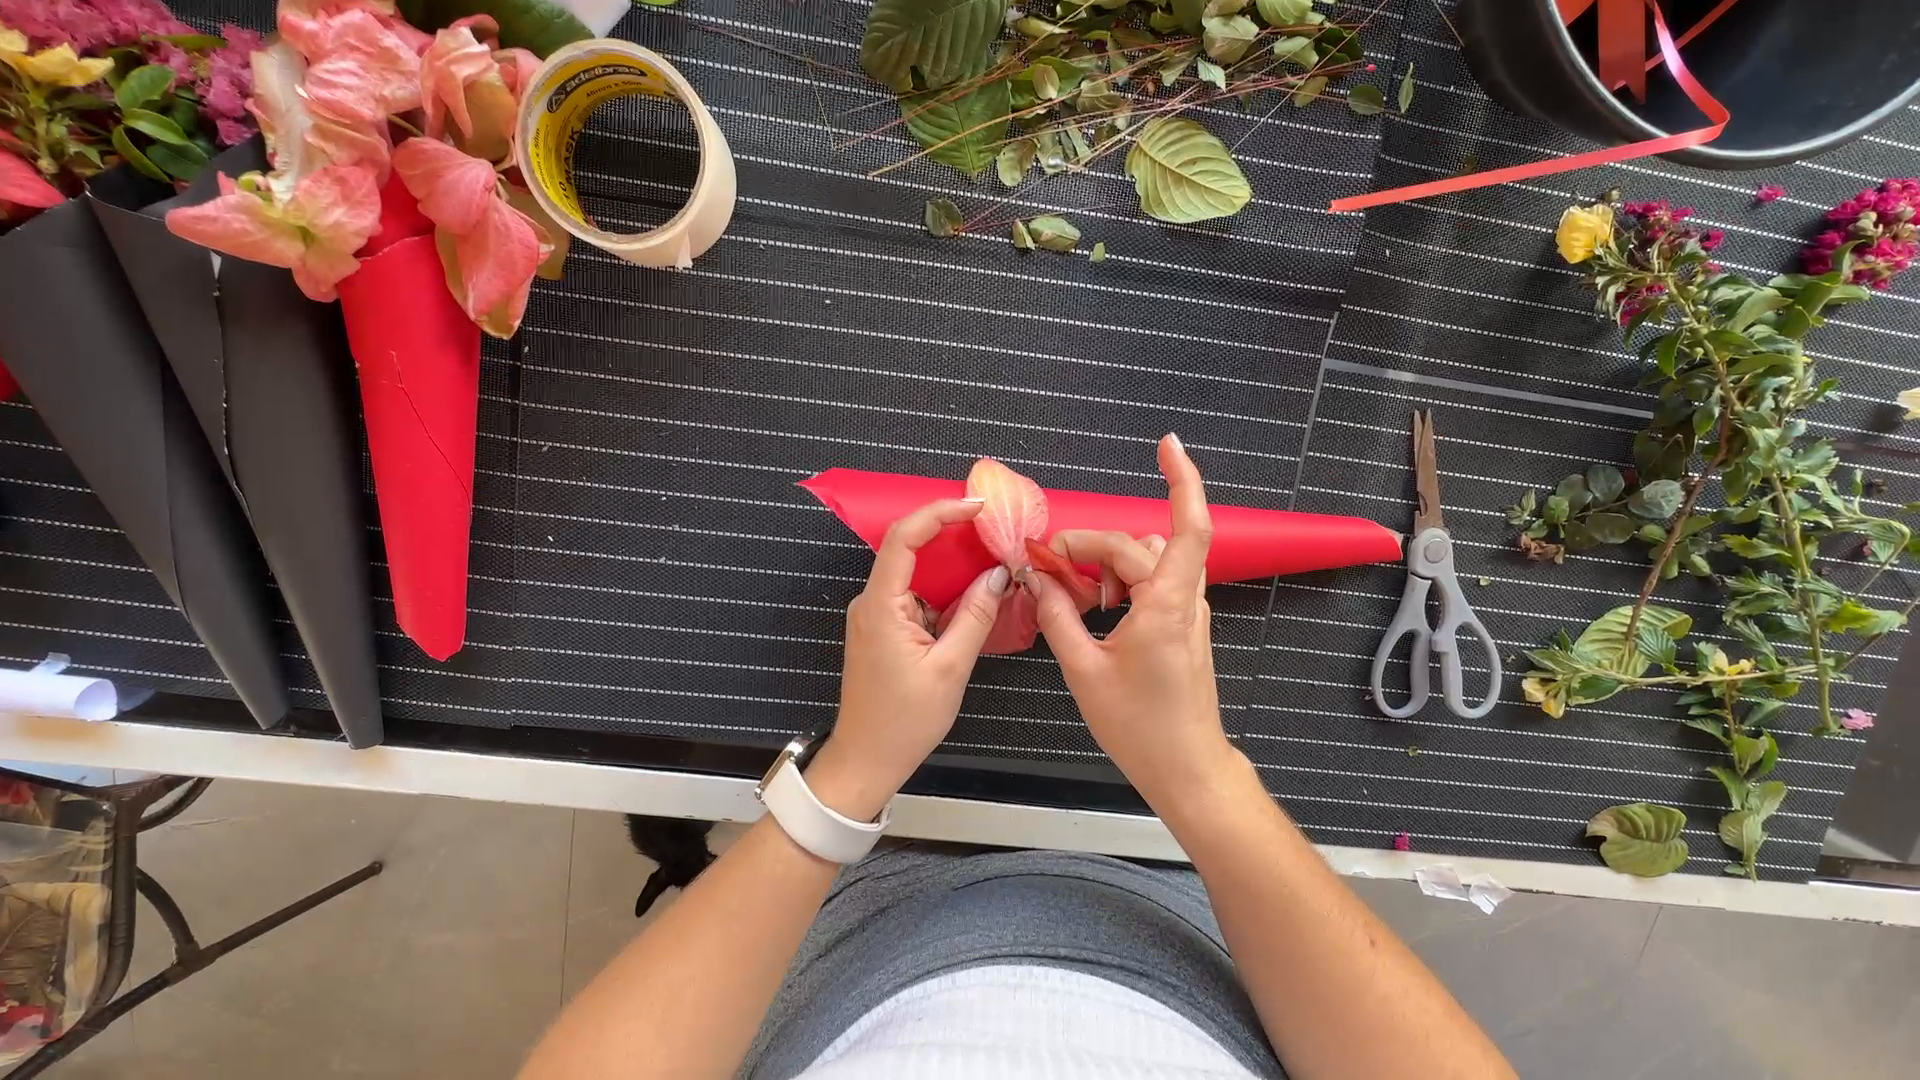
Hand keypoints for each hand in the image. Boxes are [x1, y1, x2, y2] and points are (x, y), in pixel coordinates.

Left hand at [806, 498, 1011, 821]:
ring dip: (951, 567)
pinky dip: (944, 592)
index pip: (905, 538)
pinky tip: (973, 596)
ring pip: (915, 574)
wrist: (866, 760)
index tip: (977, 507)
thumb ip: (975, 617)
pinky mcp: (882, 629)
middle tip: (994, 531)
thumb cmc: (903, 722)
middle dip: (952, 535)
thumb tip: (998, 576)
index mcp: (881, 606)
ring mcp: (875, 615)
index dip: (940, 513)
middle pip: (909, 549)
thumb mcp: (950, 668)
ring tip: (992, 561)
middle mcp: (871, 602)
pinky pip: (915, 597)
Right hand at [1029, 435, 1241, 811]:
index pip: (1188, 527)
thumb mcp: (1083, 670)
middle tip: (1048, 567)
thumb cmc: (1138, 726)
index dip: (1182, 480)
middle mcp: (1184, 601)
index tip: (1167, 444)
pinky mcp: (1184, 626)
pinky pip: (1156, 582)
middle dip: (1093, 545)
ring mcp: (1188, 613)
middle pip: (1141, 545)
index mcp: (1164, 607)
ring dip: (1112, 563)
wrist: (1187, 768)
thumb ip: (1057, 617)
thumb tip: (1036, 578)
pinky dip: (1124, 581)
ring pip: (1152, 559)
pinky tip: (1098, 608)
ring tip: (1078, 594)